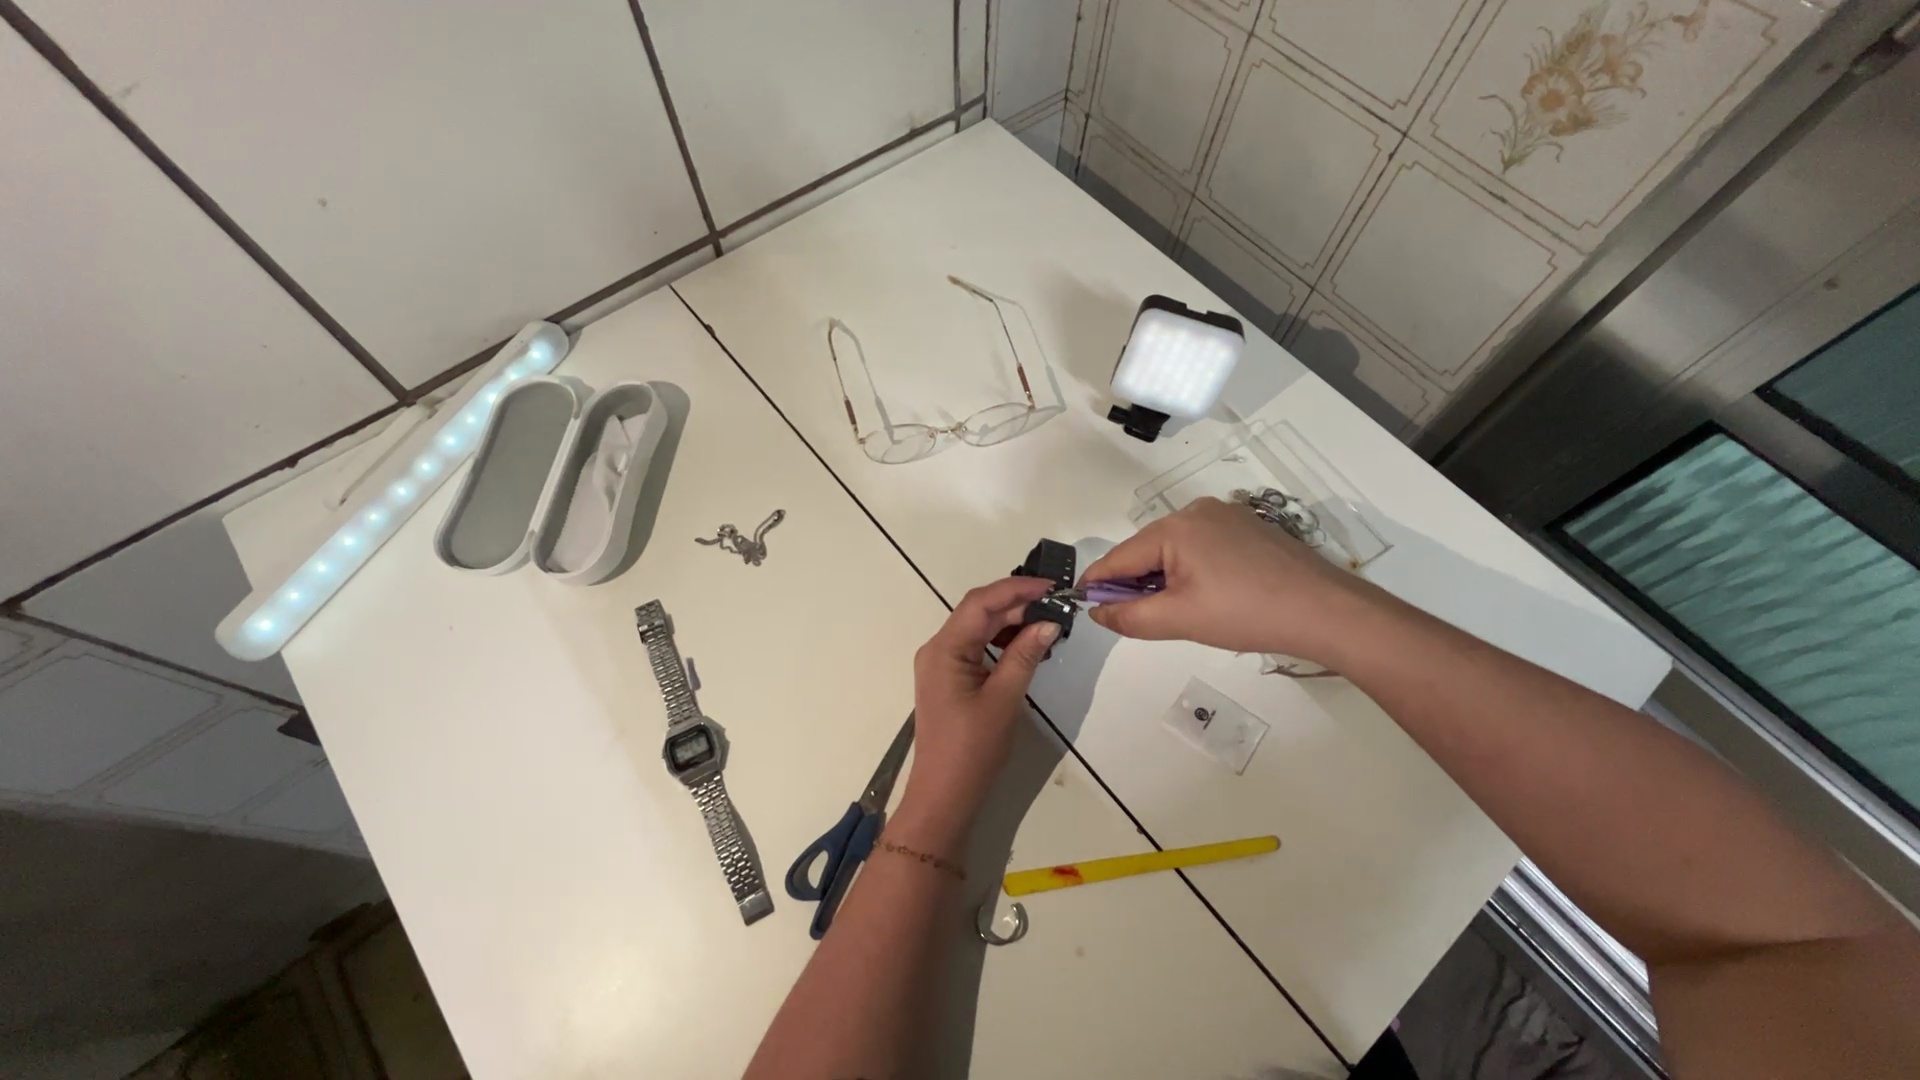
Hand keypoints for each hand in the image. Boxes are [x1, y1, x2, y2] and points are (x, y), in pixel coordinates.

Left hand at [894, 577, 1058, 847]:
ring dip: (1011, 621)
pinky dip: (1001, 641)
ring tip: (1048, 620)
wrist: (944, 795)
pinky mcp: (950, 679)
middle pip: (978, 612)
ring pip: (978, 628)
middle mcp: (938, 649)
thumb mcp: (1004, 699)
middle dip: (1016, 603)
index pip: (980, 602)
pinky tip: (1028, 644)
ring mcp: (941, 664)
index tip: (1052, 587)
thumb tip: (1049, 622)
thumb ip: (1025, 655)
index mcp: (944, 649)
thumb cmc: (972, 749)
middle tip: (1057, 604)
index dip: (1016, 588)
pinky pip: (976, 647)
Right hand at [1079, 497, 1386, 662]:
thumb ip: (1129, 616)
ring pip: (1175, 549)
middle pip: (1146, 550)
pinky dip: (1192, 571)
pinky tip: (1208, 598)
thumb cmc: (1246, 613)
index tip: (1081, 605)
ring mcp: (1226, 516)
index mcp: (1175, 527)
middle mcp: (1197, 511)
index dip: (1097, 584)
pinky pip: (1203, 548)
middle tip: (1135, 620)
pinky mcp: (1249, 529)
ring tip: (1177, 614)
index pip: (1119, 557)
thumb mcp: (1179, 619)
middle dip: (1135, 584)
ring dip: (1164, 579)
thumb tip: (1097, 612)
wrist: (1325, 611)